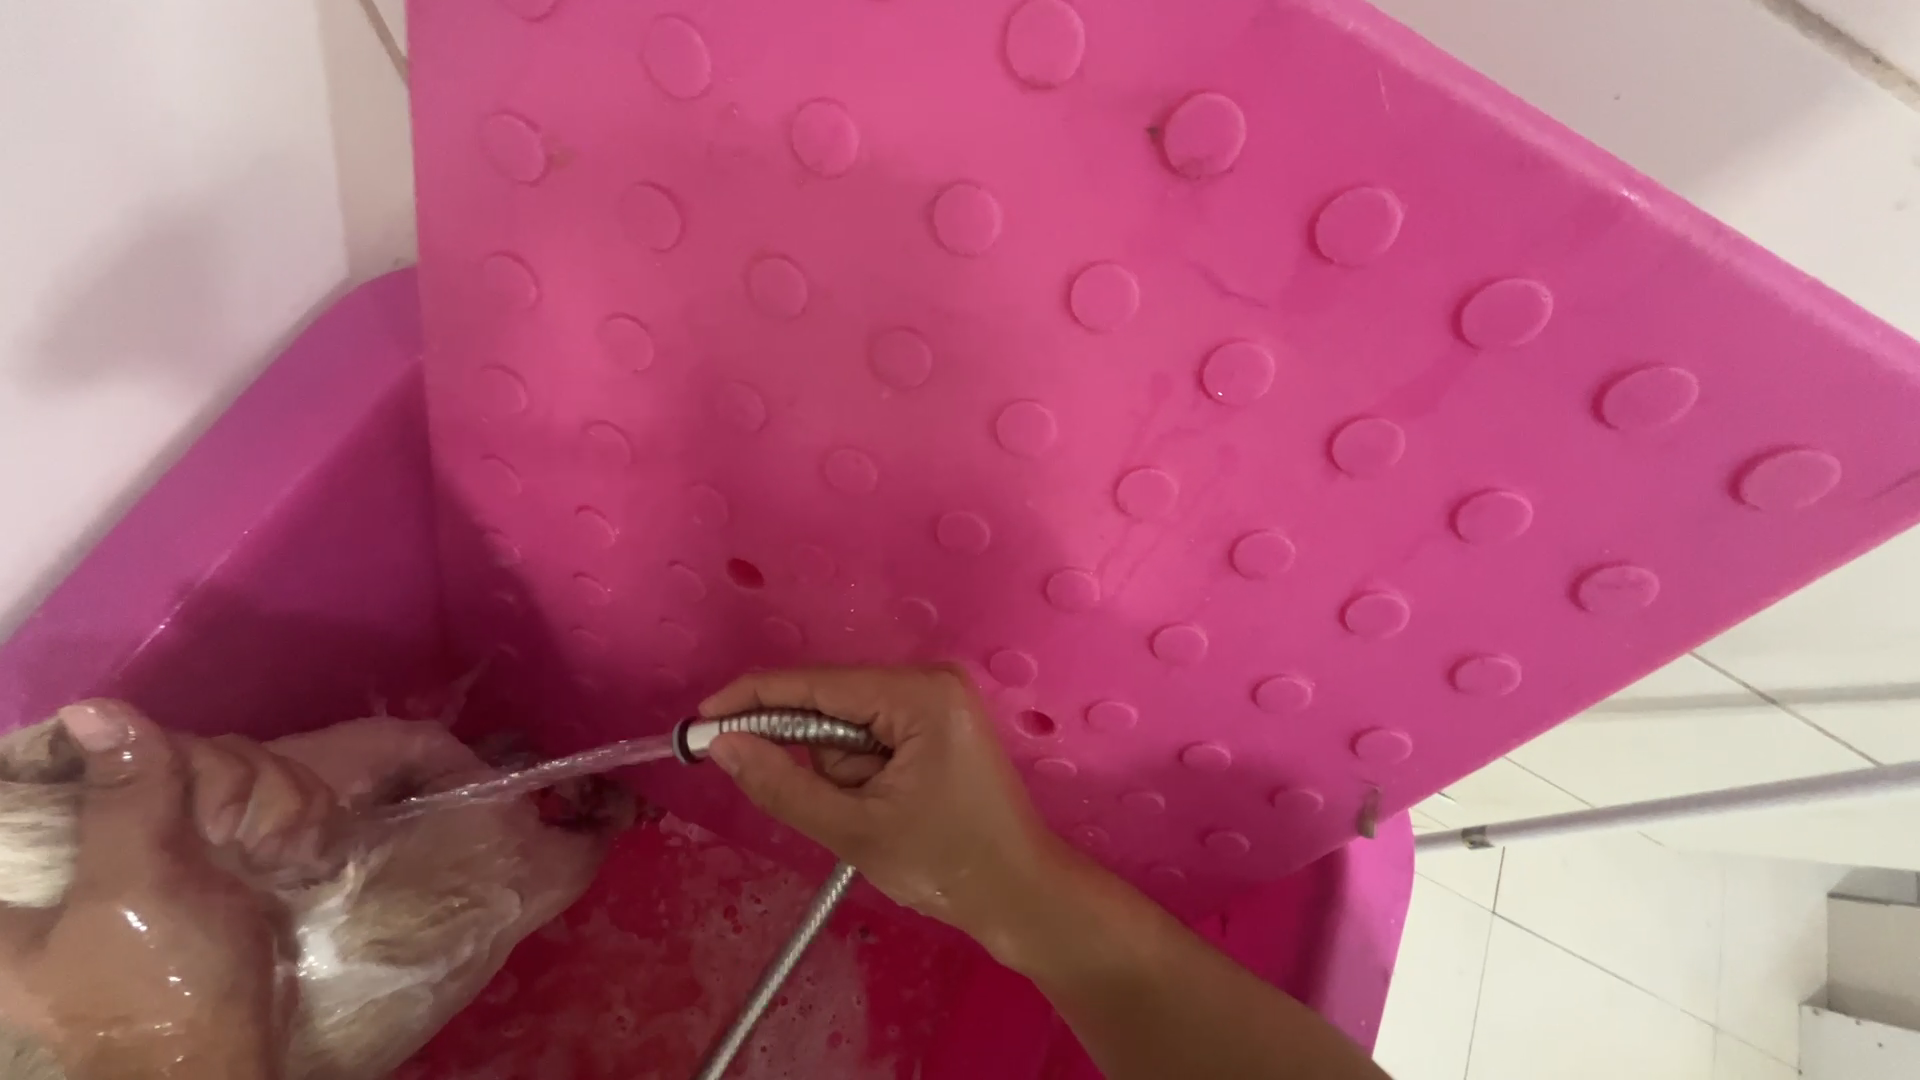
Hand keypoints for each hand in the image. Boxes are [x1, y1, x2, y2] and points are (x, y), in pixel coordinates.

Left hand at [0, 701, 332, 1079]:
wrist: (228, 1048)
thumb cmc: (160, 984)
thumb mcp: (137, 891)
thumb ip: (126, 801)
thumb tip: (98, 712)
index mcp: (26, 862)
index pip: (67, 759)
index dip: (128, 754)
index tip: (178, 784)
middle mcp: (90, 841)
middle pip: (166, 754)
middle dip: (226, 791)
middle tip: (239, 842)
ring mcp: (159, 844)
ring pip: (229, 767)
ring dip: (273, 805)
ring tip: (279, 857)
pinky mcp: (215, 848)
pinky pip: (265, 791)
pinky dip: (293, 816)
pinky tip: (293, 852)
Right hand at [699, 665, 1073, 958]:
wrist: (1020, 893)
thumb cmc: (945, 865)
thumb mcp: (854, 830)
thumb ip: (782, 784)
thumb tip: (722, 744)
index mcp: (918, 694)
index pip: (816, 685)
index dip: (753, 700)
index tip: (699, 723)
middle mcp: (929, 679)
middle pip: (833, 702)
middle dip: (817, 756)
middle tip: (842, 808)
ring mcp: (938, 697)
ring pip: (850, 721)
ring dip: (844, 769)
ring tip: (880, 813)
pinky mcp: (938, 718)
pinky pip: (874, 730)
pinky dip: (862, 766)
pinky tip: (890, 802)